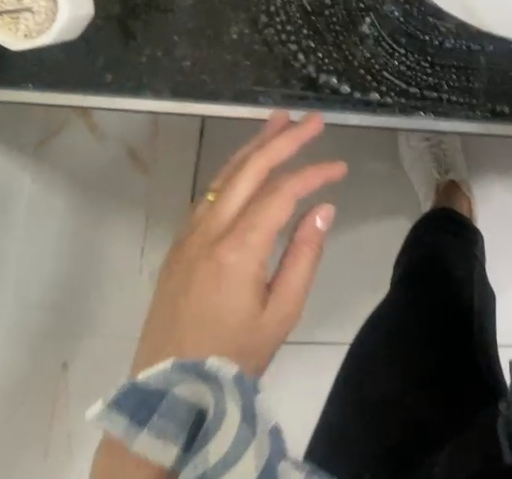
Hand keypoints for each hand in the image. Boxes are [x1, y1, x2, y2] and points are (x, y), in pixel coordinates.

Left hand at [130, 112, 346, 376]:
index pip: (281, 193)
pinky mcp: (180, 245)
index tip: (340, 169)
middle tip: (312, 120)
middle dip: (283, 139)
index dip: (313, 174)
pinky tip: (247, 164)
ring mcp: (189, 235)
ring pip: (225, 176)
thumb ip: (304, 256)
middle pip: (249, 170)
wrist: (171, 391)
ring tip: (279, 121)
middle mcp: (210, 231)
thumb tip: (322, 209)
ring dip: (254, 145)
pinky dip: (234, 170)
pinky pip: (210, 194)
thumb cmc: (234, 356)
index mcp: (238, 249)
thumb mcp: (282, 314)